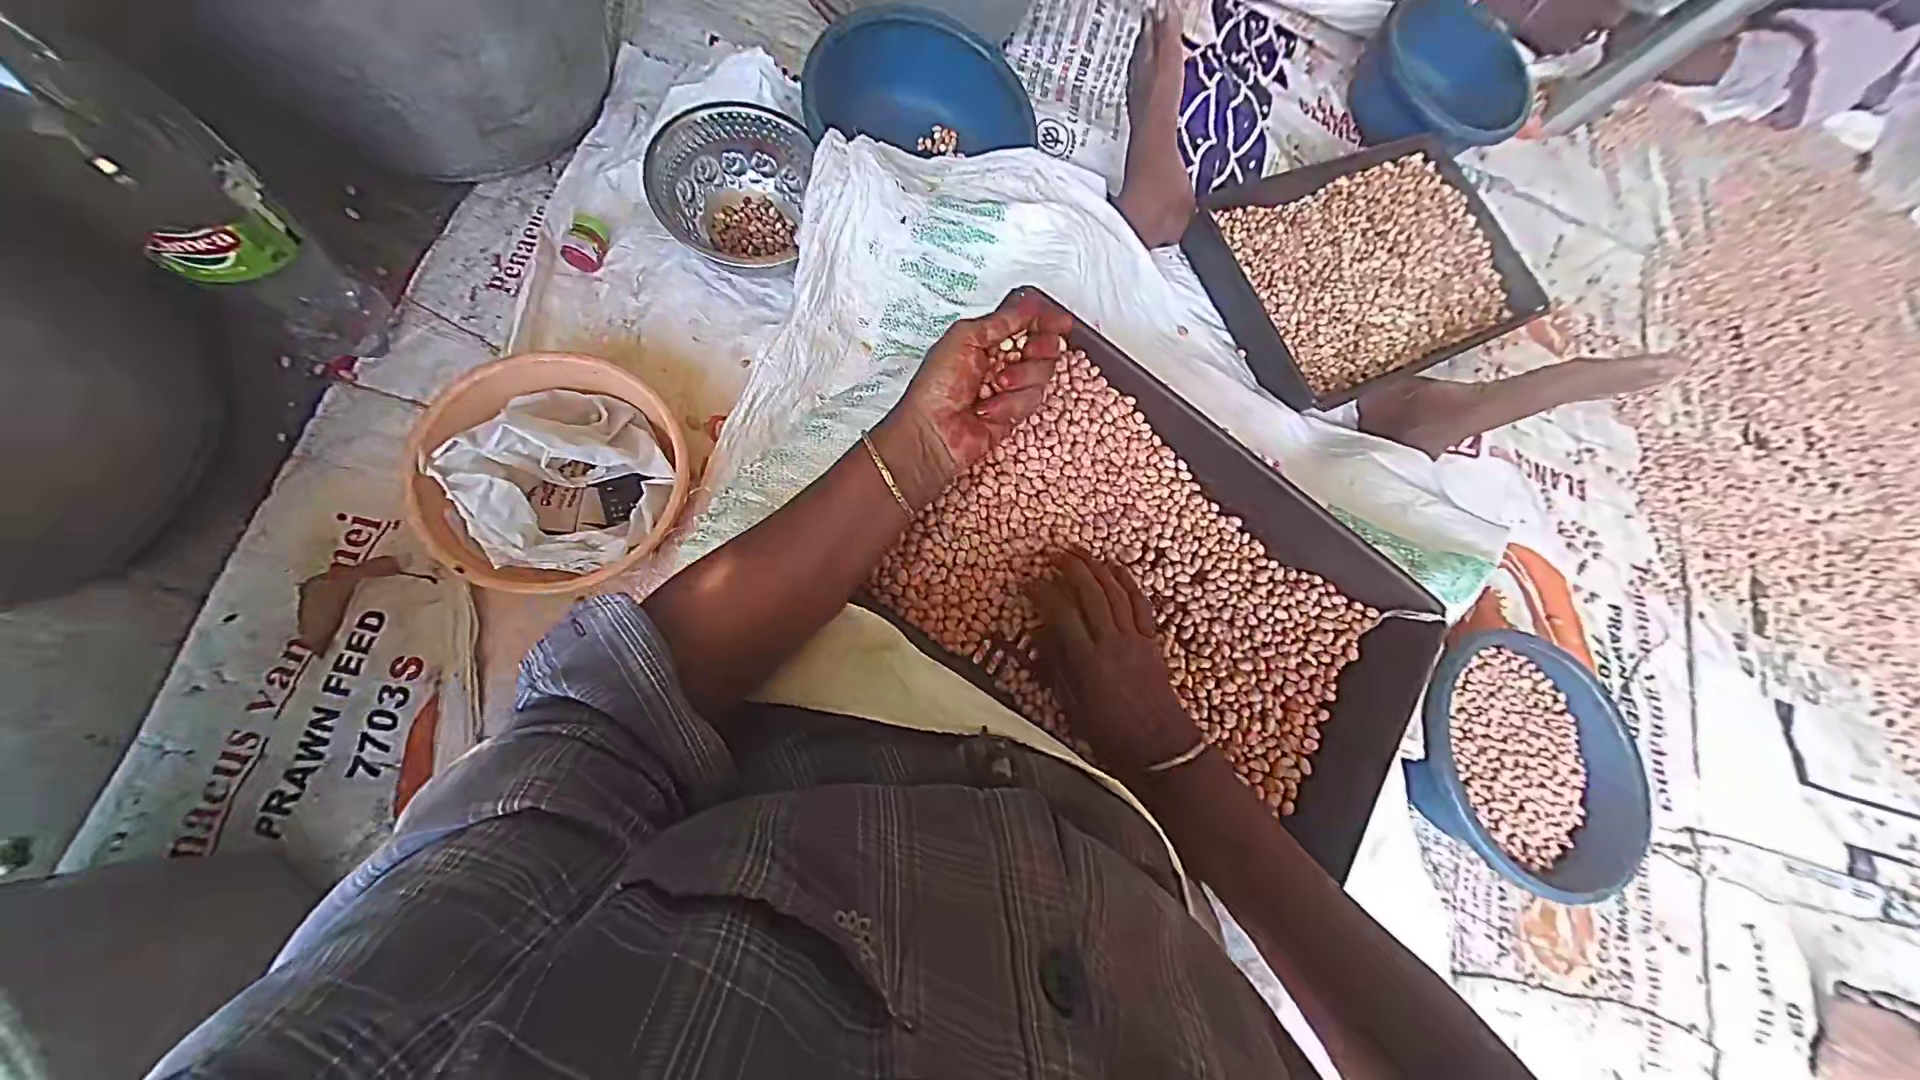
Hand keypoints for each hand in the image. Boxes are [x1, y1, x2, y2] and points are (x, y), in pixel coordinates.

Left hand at [887, 290, 1073, 480]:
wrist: (933, 432)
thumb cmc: (936, 387)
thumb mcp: (964, 338)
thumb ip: (1001, 321)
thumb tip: (1028, 306)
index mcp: (986, 339)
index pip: (1024, 323)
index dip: (1044, 320)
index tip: (1061, 321)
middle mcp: (1000, 362)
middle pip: (1042, 347)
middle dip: (1040, 348)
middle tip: (1029, 353)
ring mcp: (1009, 388)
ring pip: (1041, 374)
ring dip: (1021, 379)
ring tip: (996, 385)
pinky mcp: (1014, 411)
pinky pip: (1032, 400)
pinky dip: (1011, 403)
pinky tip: (988, 409)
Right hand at [1030, 549, 1203, 773]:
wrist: (1161, 748)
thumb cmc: (1113, 735)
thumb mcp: (1074, 706)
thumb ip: (1058, 666)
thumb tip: (1042, 634)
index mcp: (1089, 662)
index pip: (1062, 615)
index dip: (1044, 594)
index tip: (1030, 584)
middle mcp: (1112, 644)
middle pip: (1090, 594)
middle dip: (1071, 568)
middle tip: (1053, 554)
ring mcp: (1134, 640)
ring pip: (1114, 593)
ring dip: (1096, 568)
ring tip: (1080, 552)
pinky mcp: (1150, 642)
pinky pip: (1140, 604)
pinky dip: (1127, 582)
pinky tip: (1116, 568)